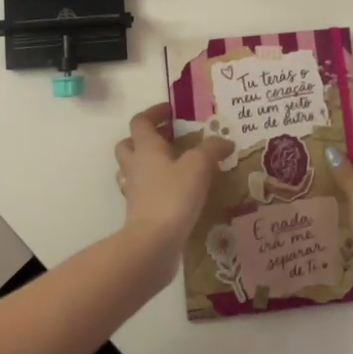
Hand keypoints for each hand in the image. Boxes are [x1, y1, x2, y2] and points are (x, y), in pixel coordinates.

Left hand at [114, 103, 231, 264]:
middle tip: (168, 139)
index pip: (140, 121)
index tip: (170, 111)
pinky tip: (172, 192)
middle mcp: (134, 166)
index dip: (154, 113)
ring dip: (145, 163)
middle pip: (128, 144)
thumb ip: (212, 149)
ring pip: (130, 169)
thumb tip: (225, 141)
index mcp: (146, 148)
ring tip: (170, 165)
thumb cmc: (173, 196)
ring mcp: (133, 191)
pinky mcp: (137, 212)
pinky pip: (140, 192)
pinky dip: (152, 188)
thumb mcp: (199, 166)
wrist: (153, 242)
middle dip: (144, 138)